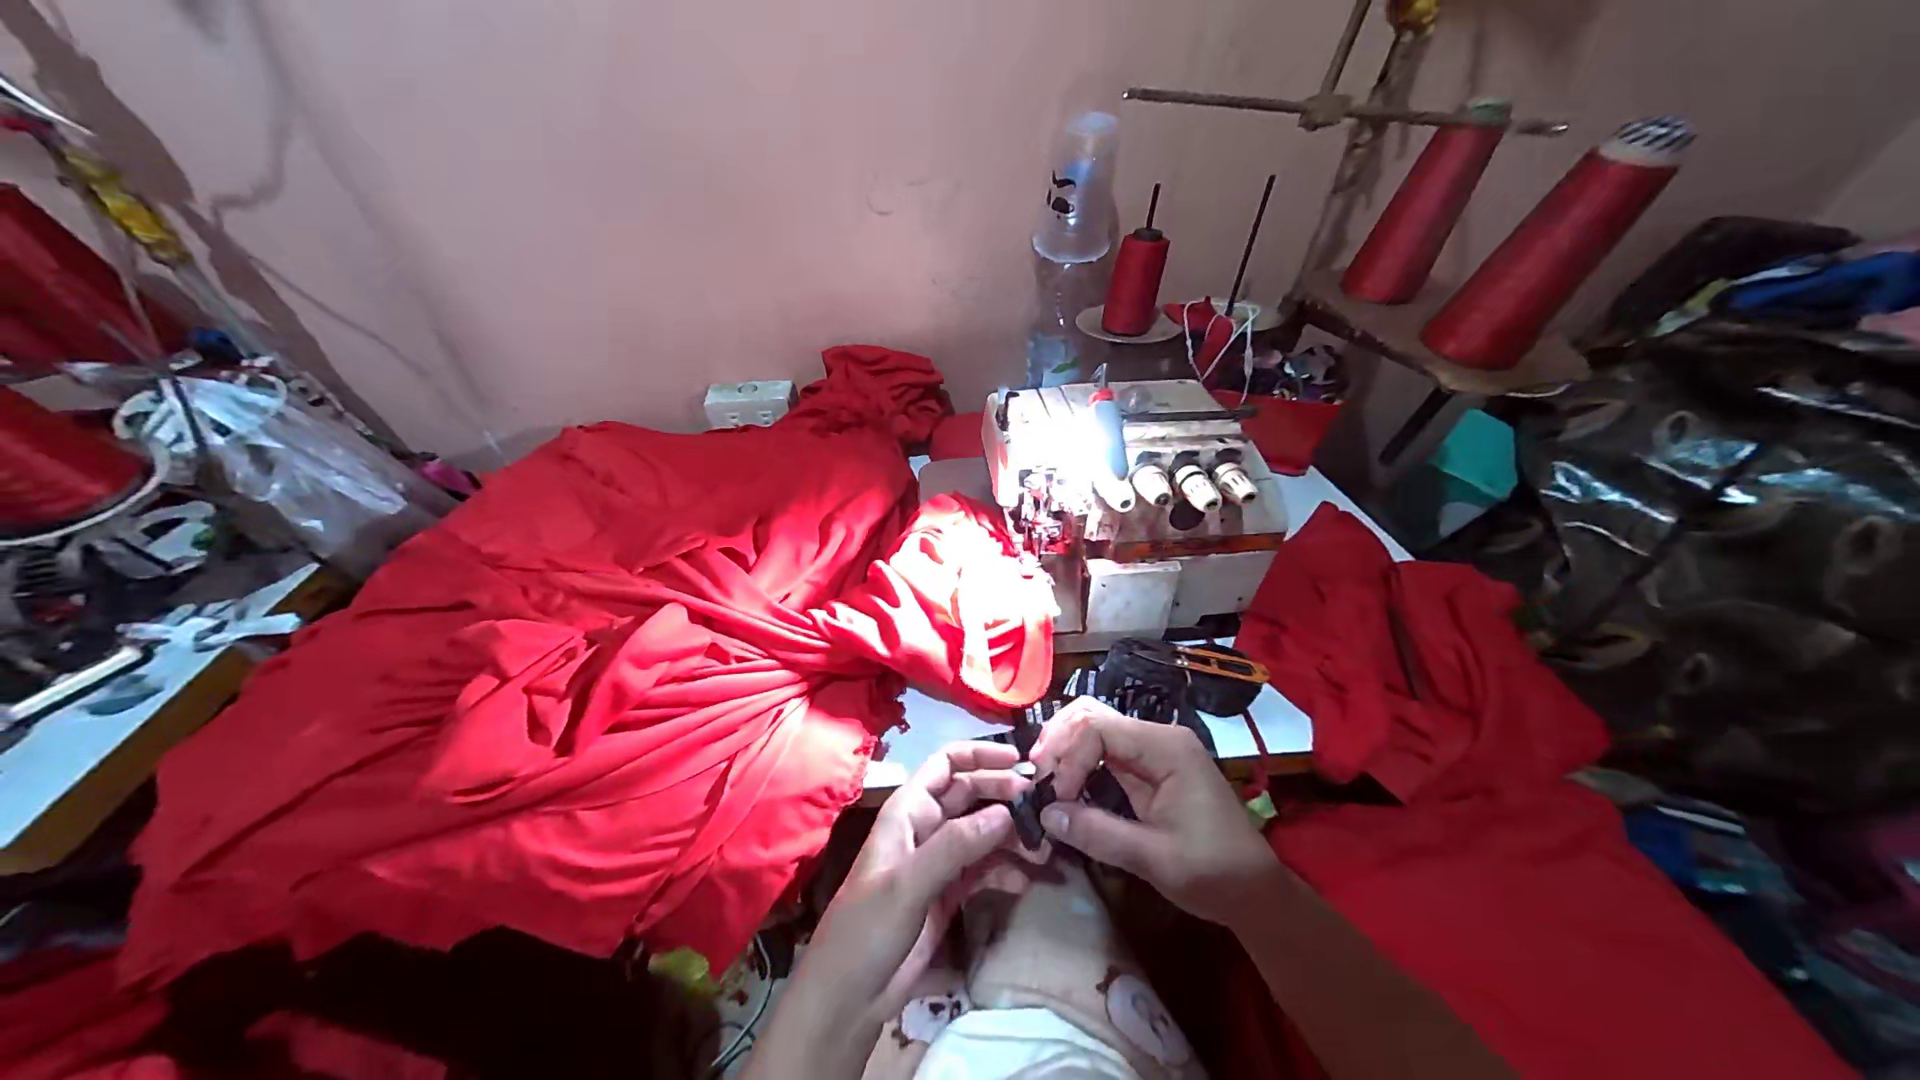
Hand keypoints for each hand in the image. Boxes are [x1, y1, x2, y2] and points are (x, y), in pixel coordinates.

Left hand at [746, 742, 1025, 1078]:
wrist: (848, 998)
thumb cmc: (867, 929)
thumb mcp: (908, 883)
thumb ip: (955, 845)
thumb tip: (1006, 811)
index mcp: (908, 811)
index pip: (946, 763)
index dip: (981, 755)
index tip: (1020, 761)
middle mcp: (926, 827)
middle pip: (971, 794)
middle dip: (1006, 796)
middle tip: (1043, 807)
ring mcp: (940, 861)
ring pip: (983, 832)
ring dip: (1013, 836)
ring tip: (1044, 850)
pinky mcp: (951, 893)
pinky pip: (985, 869)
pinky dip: (1007, 870)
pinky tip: (1029, 882)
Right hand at [1030, 697, 1284, 928]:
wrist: (1255, 892)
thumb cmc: (1212, 872)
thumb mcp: (1153, 857)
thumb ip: (1098, 832)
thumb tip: (1045, 814)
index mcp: (1166, 747)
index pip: (1099, 729)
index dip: (1070, 758)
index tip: (1058, 798)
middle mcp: (1159, 737)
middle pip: (1094, 715)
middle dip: (1060, 740)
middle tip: (1038, 774)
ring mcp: (1154, 751)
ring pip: (1096, 728)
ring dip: (1066, 748)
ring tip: (1045, 776)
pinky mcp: (1149, 768)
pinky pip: (1105, 751)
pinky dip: (1079, 761)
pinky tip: (1064, 781)